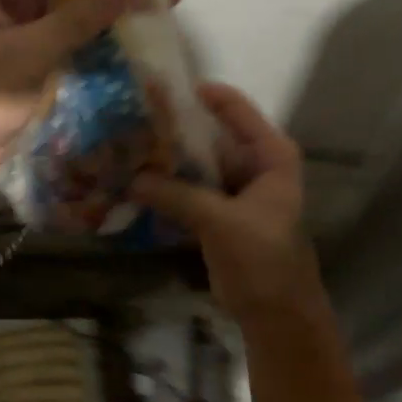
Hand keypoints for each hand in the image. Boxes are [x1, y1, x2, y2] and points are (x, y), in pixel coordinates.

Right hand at [133, 83, 318, 320]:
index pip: (234, 108)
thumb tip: (131, 178)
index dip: (199, 93)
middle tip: (129, 114)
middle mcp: (252, 163)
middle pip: (209, 134)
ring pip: (194, 162)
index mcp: (269, 155)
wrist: (278, 317)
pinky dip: (165, 184)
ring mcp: (233, 189)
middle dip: (171, 127)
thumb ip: (177, 195)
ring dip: (164, 157)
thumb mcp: (222, 222)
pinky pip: (187, 188)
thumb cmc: (264, 261)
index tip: (159, 84)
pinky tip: (132, 178)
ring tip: (123, 142)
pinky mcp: (215, 213)